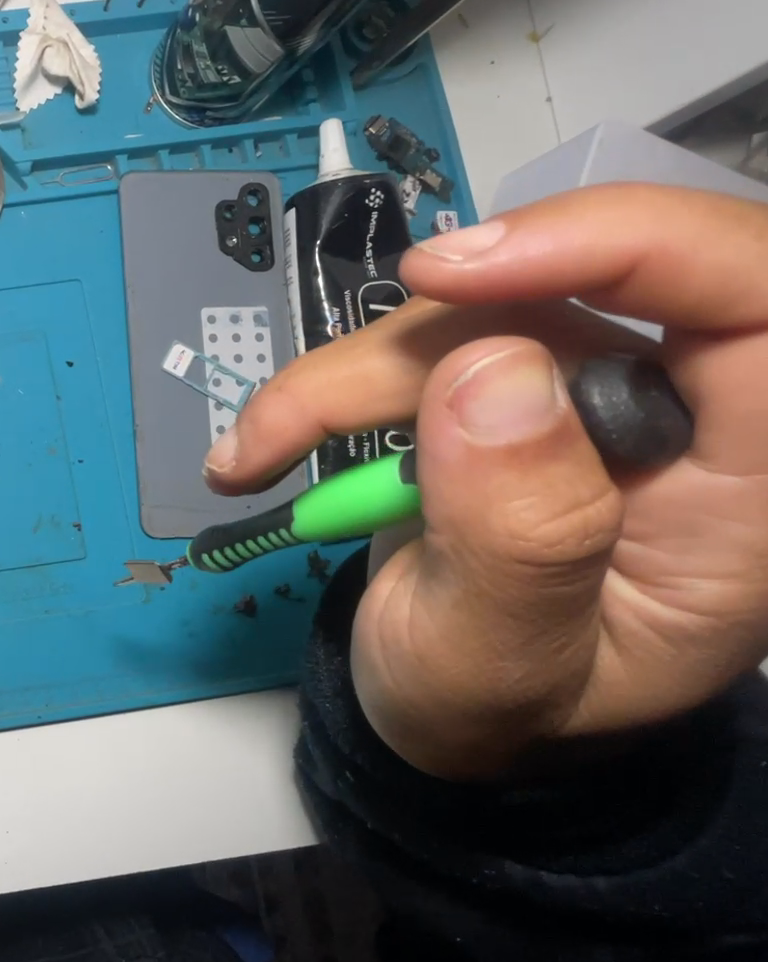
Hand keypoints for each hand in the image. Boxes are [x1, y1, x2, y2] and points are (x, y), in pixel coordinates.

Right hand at [205, 184, 767, 779]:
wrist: (444, 714)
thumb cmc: (492, 708)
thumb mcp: (496, 656)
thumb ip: (517, 536)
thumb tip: (488, 369)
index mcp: (749, 479)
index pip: (754, 300)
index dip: (617, 246)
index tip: (449, 277)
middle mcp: (674, 412)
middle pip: (543, 307)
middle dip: (387, 366)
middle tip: (275, 437)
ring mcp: (576, 398)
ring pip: (446, 326)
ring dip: (323, 392)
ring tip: (245, 464)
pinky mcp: (491, 397)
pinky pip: (399, 357)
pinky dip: (311, 400)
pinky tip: (257, 451)